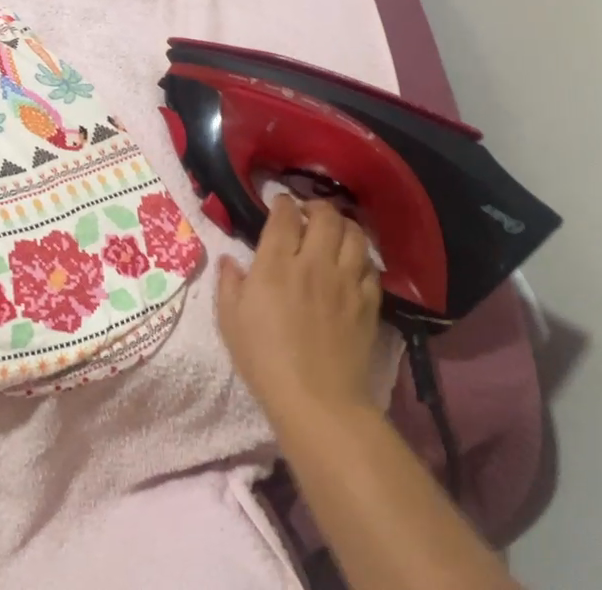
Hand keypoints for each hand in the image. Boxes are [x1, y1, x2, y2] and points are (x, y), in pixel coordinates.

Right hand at [216, 195, 381, 424]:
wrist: (316, 398)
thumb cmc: (262, 358)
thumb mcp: (229, 319)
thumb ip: (229, 284)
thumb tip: (230, 261)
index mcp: (275, 265)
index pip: (283, 217)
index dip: (281, 203)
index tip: (278, 203)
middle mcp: (313, 264)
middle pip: (325, 217)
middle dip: (316, 207)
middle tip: (307, 212)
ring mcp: (346, 282)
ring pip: (355, 235)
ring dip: (344, 225)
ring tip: (335, 230)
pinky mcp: (369, 303)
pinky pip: (372, 268)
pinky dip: (362, 257)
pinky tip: (353, 264)